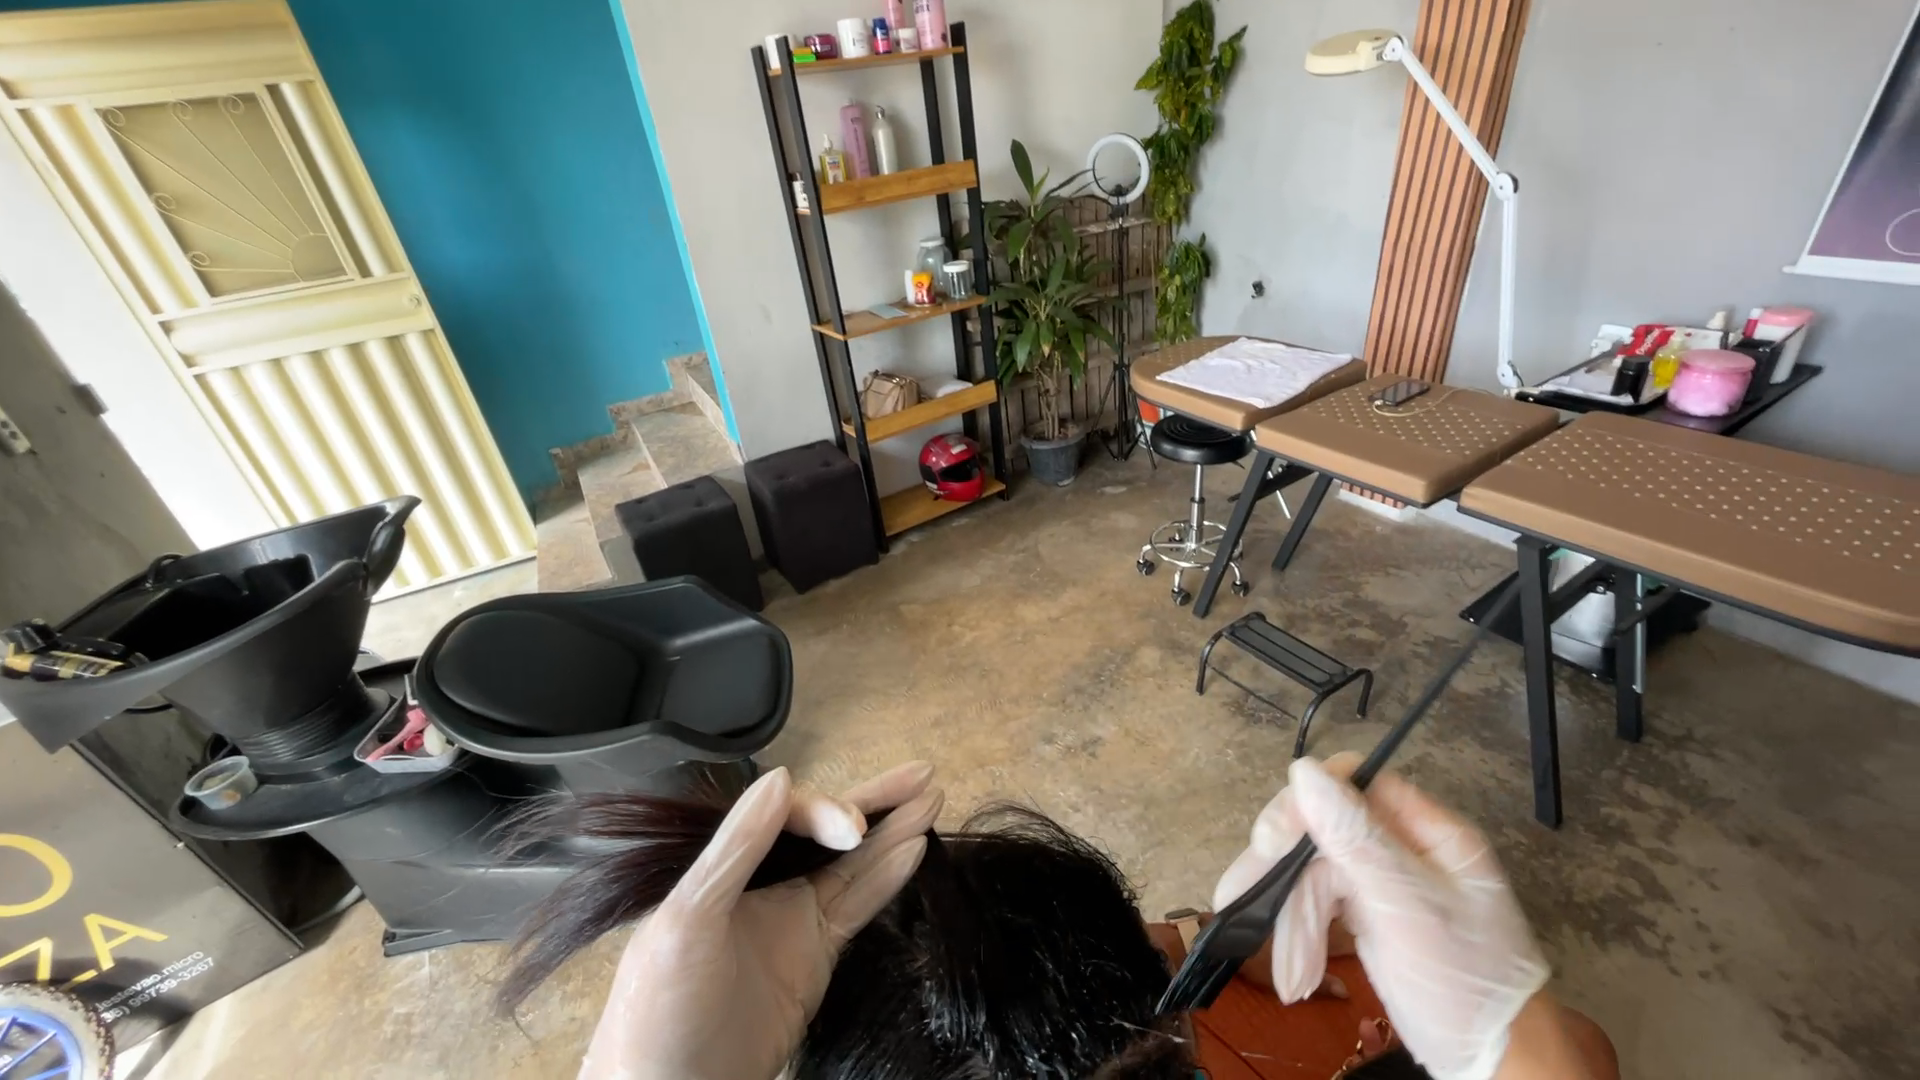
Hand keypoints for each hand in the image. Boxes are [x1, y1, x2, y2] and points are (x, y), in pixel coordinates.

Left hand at [579, 762, 942, 1079]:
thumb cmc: (661, 1009)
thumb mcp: (687, 919)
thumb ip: (736, 847)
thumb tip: (782, 775)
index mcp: (729, 865)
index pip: (788, 816)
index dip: (825, 812)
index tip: (852, 828)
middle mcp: (765, 881)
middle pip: (829, 830)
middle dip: (874, 800)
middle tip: (922, 774)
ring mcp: (794, 918)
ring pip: (854, 863)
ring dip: (892, 831)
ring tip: (933, 799)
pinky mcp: (817, 955)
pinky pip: (858, 905)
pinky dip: (888, 876)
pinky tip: (916, 849)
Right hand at [1213, 755, 1548, 1079]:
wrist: (1498, 1068)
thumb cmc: (1464, 983)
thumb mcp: (1408, 905)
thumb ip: (1355, 836)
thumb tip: (1302, 768)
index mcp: (1426, 830)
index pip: (1351, 784)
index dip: (1305, 803)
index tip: (1269, 841)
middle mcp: (1402, 844)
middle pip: (1322, 826)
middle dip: (1283, 865)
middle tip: (1241, 893)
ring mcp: (1382, 877)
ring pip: (1312, 866)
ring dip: (1287, 910)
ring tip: (1274, 959)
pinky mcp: (1365, 909)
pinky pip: (1317, 900)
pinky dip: (1300, 931)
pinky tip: (1293, 971)